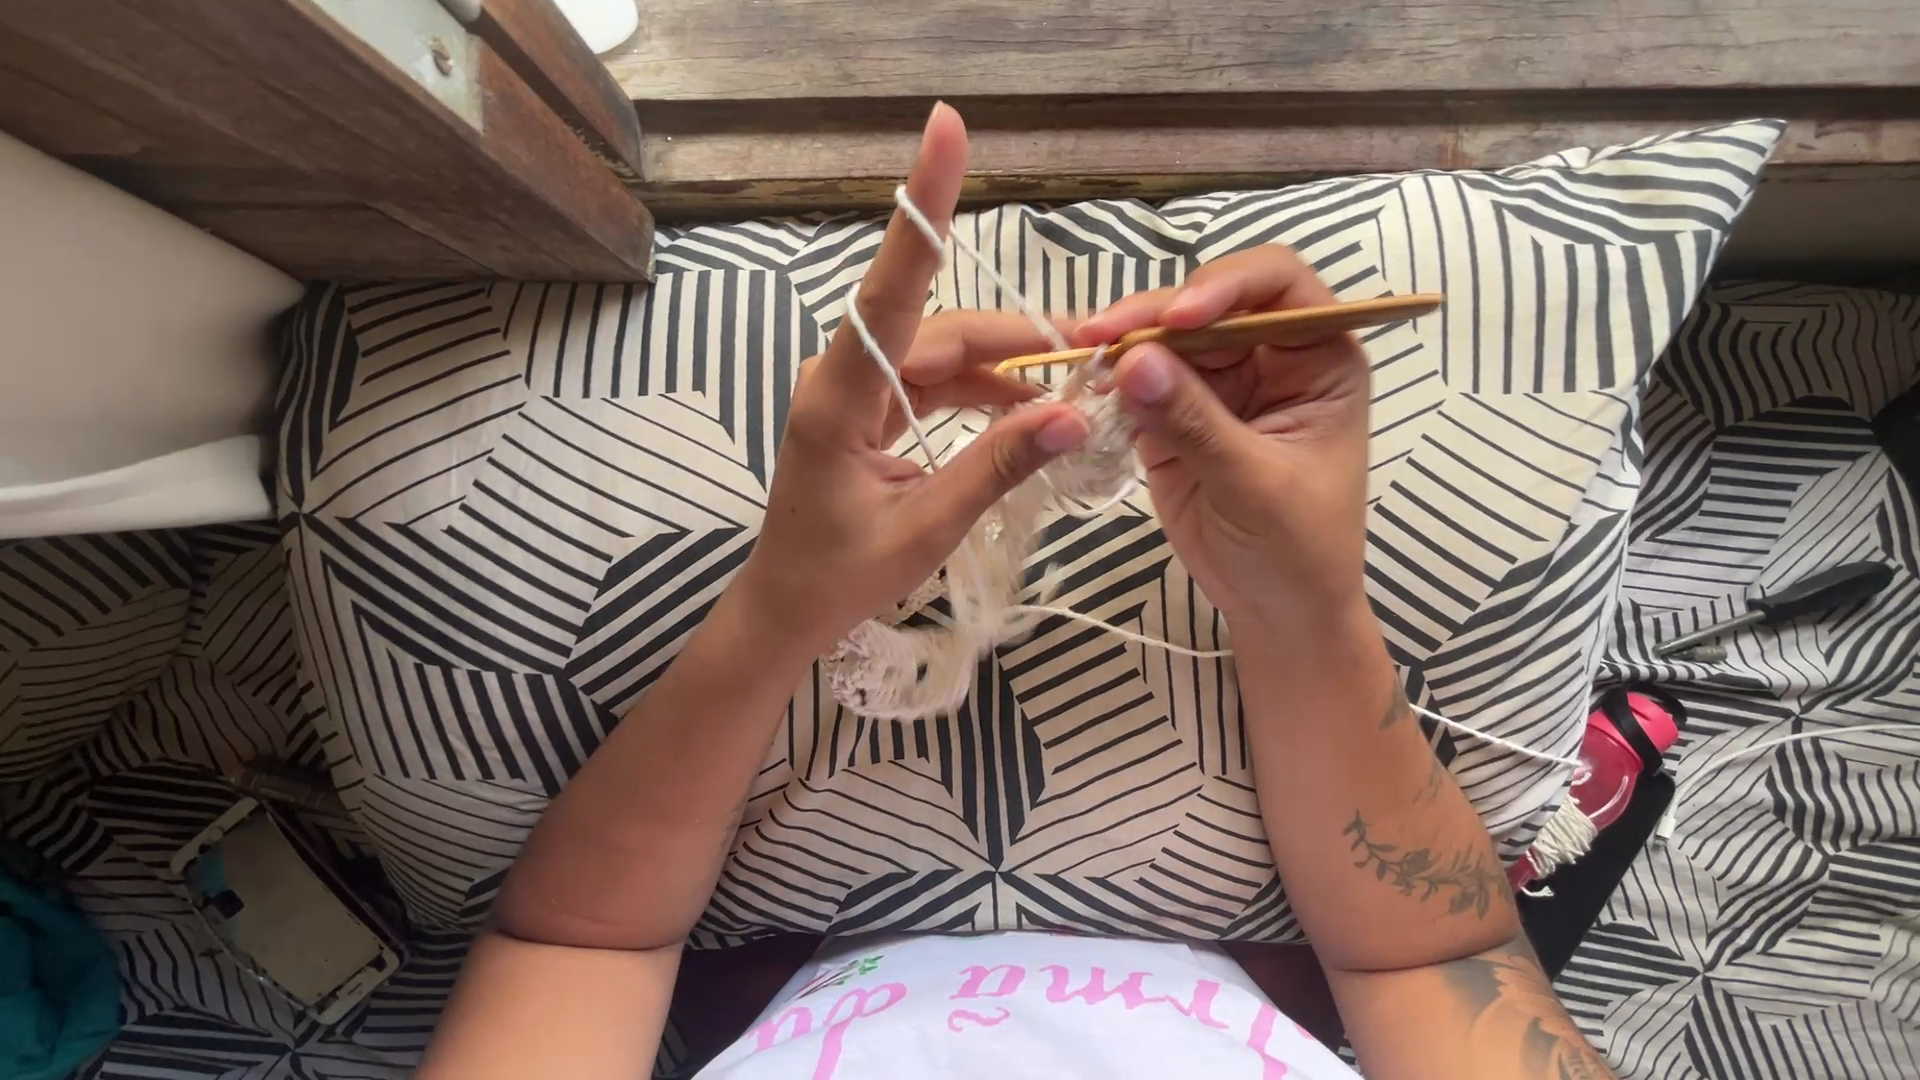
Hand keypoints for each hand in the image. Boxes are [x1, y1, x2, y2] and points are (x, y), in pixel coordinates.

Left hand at [734, 104, 1090, 655]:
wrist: (789, 607)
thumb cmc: (841, 576)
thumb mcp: (926, 525)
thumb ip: (996, 467)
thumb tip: (1074, 417)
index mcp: (839, 397)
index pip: (891, 289)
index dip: (923, 208)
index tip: (946, 129)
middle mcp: (842, 376)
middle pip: (939, 327)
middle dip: (1015, 338)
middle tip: (1090, 353)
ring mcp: (853, 390)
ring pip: (942, 353)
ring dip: (1004, 367)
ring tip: (1068, 388)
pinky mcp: (867, 409)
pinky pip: (933, 382)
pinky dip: (981, 393)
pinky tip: (1025, 409)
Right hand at [1076, 246, 1371, 633]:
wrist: (1274, 608)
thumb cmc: (1296, 547)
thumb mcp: (1253, 483)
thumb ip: (1194, 421)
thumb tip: (1132, 360)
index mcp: (1316, 358)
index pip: (1276, 287)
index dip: (1227, 286)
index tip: (1178, 317)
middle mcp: (1265, 359)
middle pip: (1205, 307)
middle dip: (1153, 316)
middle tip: (1098, 337)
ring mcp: (1216, 388)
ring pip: (1163, 342)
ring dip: (1123, 348)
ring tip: (1083, 362)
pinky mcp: (1173, 419)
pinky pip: (1138, 386)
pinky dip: (1110, 387)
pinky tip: (1085, 392)